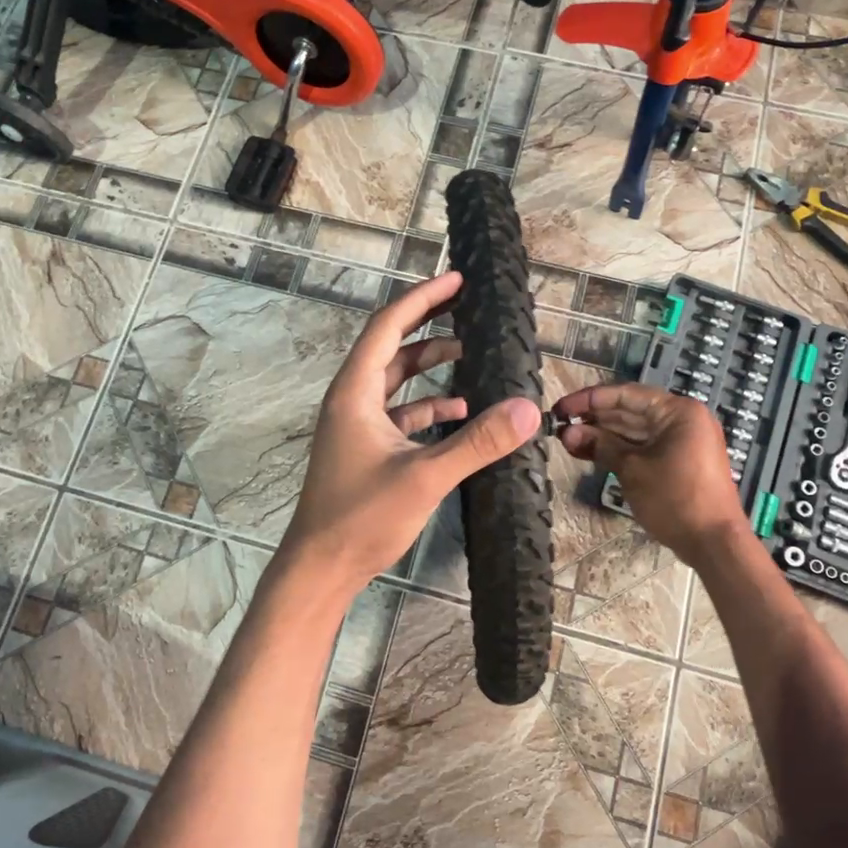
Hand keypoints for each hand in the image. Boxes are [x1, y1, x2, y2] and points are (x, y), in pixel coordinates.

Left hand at [280, 271, 542, 595]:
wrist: (321, 567)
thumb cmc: (361, 518)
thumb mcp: (425, 477)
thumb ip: (476, 442)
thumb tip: (526, 409)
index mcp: (354, 392)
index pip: (388, 327)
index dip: (423, 299)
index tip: (457, 280)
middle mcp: (352, 400)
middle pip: (392, 347)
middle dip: (429, 325)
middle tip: (469, 308)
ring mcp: (357, 425)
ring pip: (396, 381)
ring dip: (430, 366)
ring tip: (472, 353)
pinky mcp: (366, 449)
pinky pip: (400, 413)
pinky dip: (428, 405)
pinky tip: (460, 410)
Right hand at [555, 383, 748, 567]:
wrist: (715, 543)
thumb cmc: (675, 499)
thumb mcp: (632, 469)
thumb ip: (600, 445)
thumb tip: (567, 433)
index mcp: (678, 411)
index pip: (625, 394)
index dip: (589, 400)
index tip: (560, 408)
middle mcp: (684, 419)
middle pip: (631, 410)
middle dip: (595, 419)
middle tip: (560, 426)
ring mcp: (684, 441)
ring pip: (636, 430)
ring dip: (604, 435)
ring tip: (569, 441)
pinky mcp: (681, 461)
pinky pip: (646, 446)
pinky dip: (621, 449)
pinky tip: (592, 452)